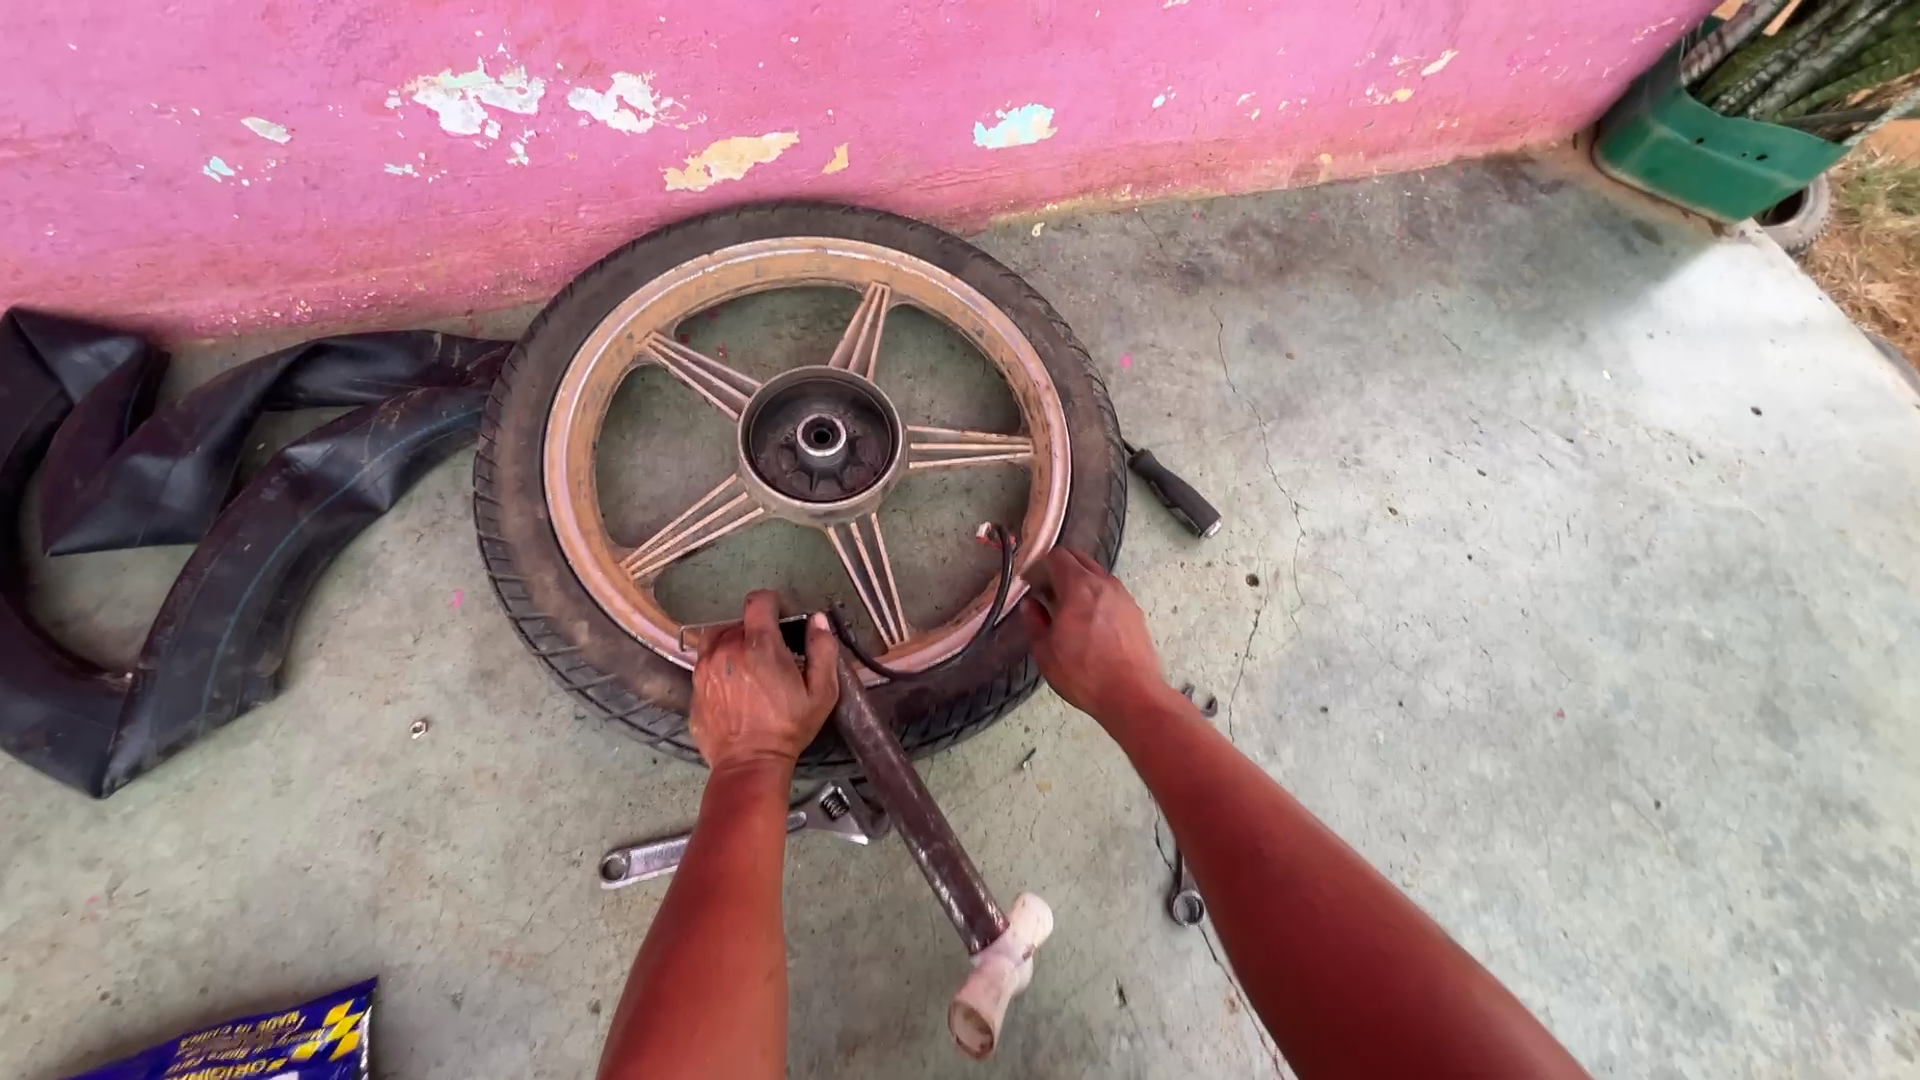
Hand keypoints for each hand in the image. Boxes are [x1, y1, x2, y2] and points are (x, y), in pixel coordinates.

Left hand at [689, 591, 838, 770]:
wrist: (749, 763)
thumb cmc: (789, 727)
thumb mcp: (821, 691)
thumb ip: (823, 649)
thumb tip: (818, 620)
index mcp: (759, 645)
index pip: (759, 600)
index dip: (773, 603)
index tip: (783, 619)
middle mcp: (727, 648)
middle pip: (740, 621)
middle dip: (757, 630)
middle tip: (772, 654)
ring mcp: (705, 667)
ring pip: (719, 638)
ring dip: (735, 644)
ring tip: (750, 666)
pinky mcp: (694, 686)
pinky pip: (707, 662)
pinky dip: (721, 665)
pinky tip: (735, 686)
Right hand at [1020, 547, 1168, 719]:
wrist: (1132, 695)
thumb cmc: (1084, 674)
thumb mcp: (1046, 652)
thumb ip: (1035, 622)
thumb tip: (1031, 605)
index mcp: (1079, 587)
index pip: (1057, 556)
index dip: (1040, 566)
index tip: (1031, 584)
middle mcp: (1104, 583)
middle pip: (1079, 558)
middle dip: (1060, 568)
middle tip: (1046, 592)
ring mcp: (1123, 596)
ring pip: (1097, 574)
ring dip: (1079, 581)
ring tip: (1068, 608)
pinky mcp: (1135, 612)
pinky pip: (1110, 592)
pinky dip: (1096, 596)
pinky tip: (1089, 622)